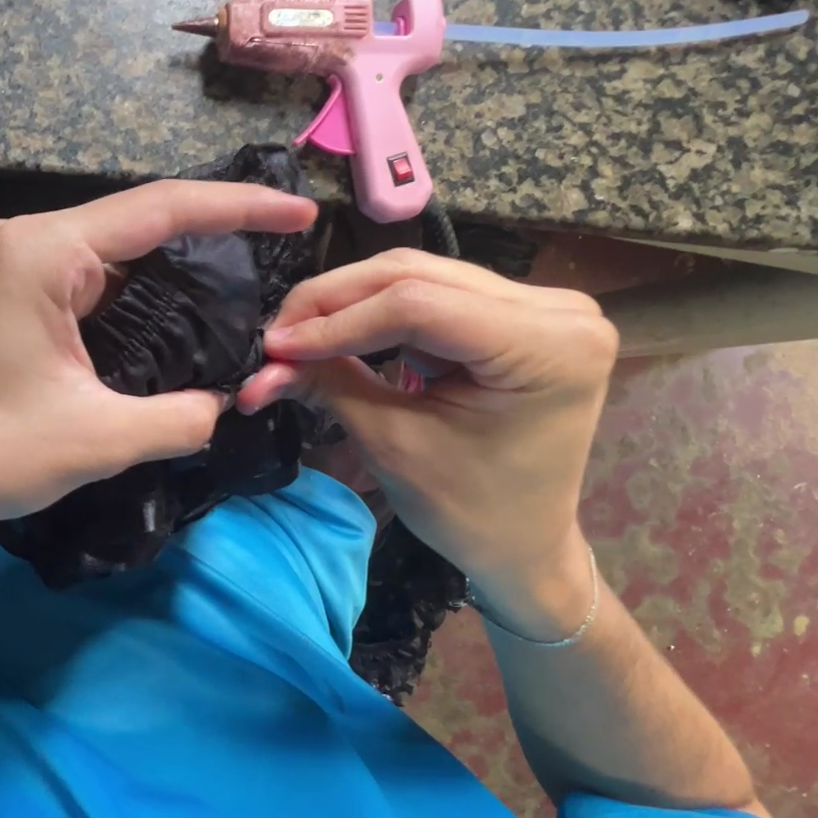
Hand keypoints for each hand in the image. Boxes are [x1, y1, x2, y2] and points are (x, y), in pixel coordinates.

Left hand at [0, 180, 316, 530]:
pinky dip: (132, 292)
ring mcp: (10, 260)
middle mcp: (23, 239)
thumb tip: (227, 402)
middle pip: (136, 222)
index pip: (159, 210)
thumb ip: (181, 417)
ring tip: (240, 287)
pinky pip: (85, 275)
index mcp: (41, 254)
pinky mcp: (7, 287)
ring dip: (170, 269)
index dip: (238, 208)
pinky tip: (173, 315)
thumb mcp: (99, 440)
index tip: (300, 213)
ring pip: (111, 250)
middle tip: (279, 255)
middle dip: (210, 236)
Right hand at [236, 249, 616, 632]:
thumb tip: (260, 364)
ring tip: (294, 333)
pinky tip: (333, 331)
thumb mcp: (392, 444)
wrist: (522, 543)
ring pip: (417, 274)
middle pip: (416, 275)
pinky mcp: (514, 312)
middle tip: (275, 335)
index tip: (274, 347)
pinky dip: (372, 311)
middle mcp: (556, 308)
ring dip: (346, 302)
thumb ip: (329, 385)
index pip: (418, 306)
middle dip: (332, 302)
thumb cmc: (469, 510)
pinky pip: (428, 292)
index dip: (336, 322)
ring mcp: (540, 305)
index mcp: (548, 346)